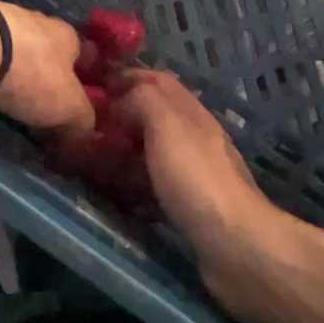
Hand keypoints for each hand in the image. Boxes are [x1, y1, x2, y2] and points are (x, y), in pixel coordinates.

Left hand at [0, 1, 94, 132]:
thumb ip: (82, 119)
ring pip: (17, 44)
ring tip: (9, 89)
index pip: (82, 54)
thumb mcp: (67, 106)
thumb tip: (87, 132)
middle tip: (41, 97)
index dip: (80, 77)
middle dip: (46, 69)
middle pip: (48, 47)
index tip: (74, 98)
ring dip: (15, 63)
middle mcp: (38, 20)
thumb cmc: (30, 73)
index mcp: (66, 35)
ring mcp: (3, 18)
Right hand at [116, 69, 279, 309]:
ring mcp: (196, 172)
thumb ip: (142, 99)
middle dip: (123, 113)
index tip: (95, 85)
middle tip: (89, 124)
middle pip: (155, 113)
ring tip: (94, 157)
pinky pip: (157, 181)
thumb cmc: (196, 178)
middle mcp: (196, 136)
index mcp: (191, 112)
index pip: (157, 80)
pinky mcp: (192, 205)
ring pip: (155, 148)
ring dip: (127, 147)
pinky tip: (119, 190)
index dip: (127, 77)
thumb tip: (120, 100)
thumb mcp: (165, 124)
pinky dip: (136, 179)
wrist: (235, 245)